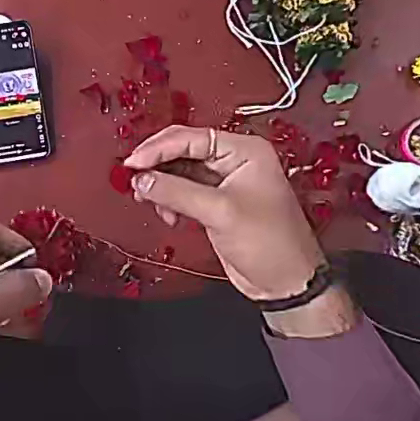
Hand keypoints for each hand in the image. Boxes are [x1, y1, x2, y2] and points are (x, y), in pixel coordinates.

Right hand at [122, 126, 324, 302]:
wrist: (287, 282)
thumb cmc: (267, 242)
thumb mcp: (220, 213)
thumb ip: (176, 192)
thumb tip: (140, 179)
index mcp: (244, 150)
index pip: (192, 138)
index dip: (158, 149)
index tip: (132, 164)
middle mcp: (234, 159)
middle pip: (184, 151)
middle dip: (157, 166)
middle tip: (132, 180)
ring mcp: (225, 181)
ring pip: (181, 171)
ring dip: (161, 185)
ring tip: (147, 200)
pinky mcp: (216, 202)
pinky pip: (184, 191)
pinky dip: (170, 199)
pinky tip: (167, 214)